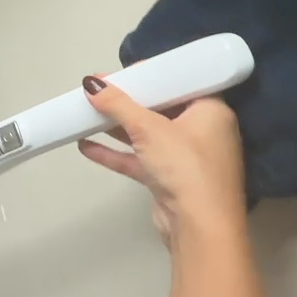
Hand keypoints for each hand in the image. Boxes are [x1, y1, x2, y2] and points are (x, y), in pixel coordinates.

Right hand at [75, 75, 246, 249]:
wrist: (198, 224)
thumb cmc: (184, 165)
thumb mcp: (148, 128)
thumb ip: (118, 105)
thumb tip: (91, 82)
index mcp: (210, 112)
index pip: (182, 84)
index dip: (154, 76)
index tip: (125, 71)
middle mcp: (201, 132)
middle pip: (160, 109)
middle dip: (128, 101)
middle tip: (99, 89)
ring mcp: (183, 157)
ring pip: (145, 135)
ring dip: (117, 126)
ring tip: (87, 112)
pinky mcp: (167, 178)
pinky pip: (137, 159)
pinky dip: (114, 152)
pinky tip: (85, 145)